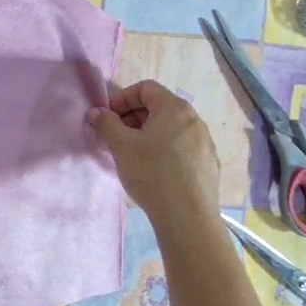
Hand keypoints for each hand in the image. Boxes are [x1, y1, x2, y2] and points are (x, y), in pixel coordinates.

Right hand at [89, 80, 219, 221]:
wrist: (187, 216)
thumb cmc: (152, 173)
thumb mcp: (121, 146)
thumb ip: (106, 123)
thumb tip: (96, 112)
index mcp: (174, 108)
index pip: (146, 88)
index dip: (123, 98)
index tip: (109, 118)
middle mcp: (194, 120)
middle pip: (159, 107)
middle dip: (134, 118)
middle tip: (117, 137)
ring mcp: (205, 143)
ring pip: (171, 129)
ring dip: (149, 135)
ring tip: (134, 156)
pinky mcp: (209, 164)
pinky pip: (182, 148)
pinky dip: (165, 151)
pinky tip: (156, 172)